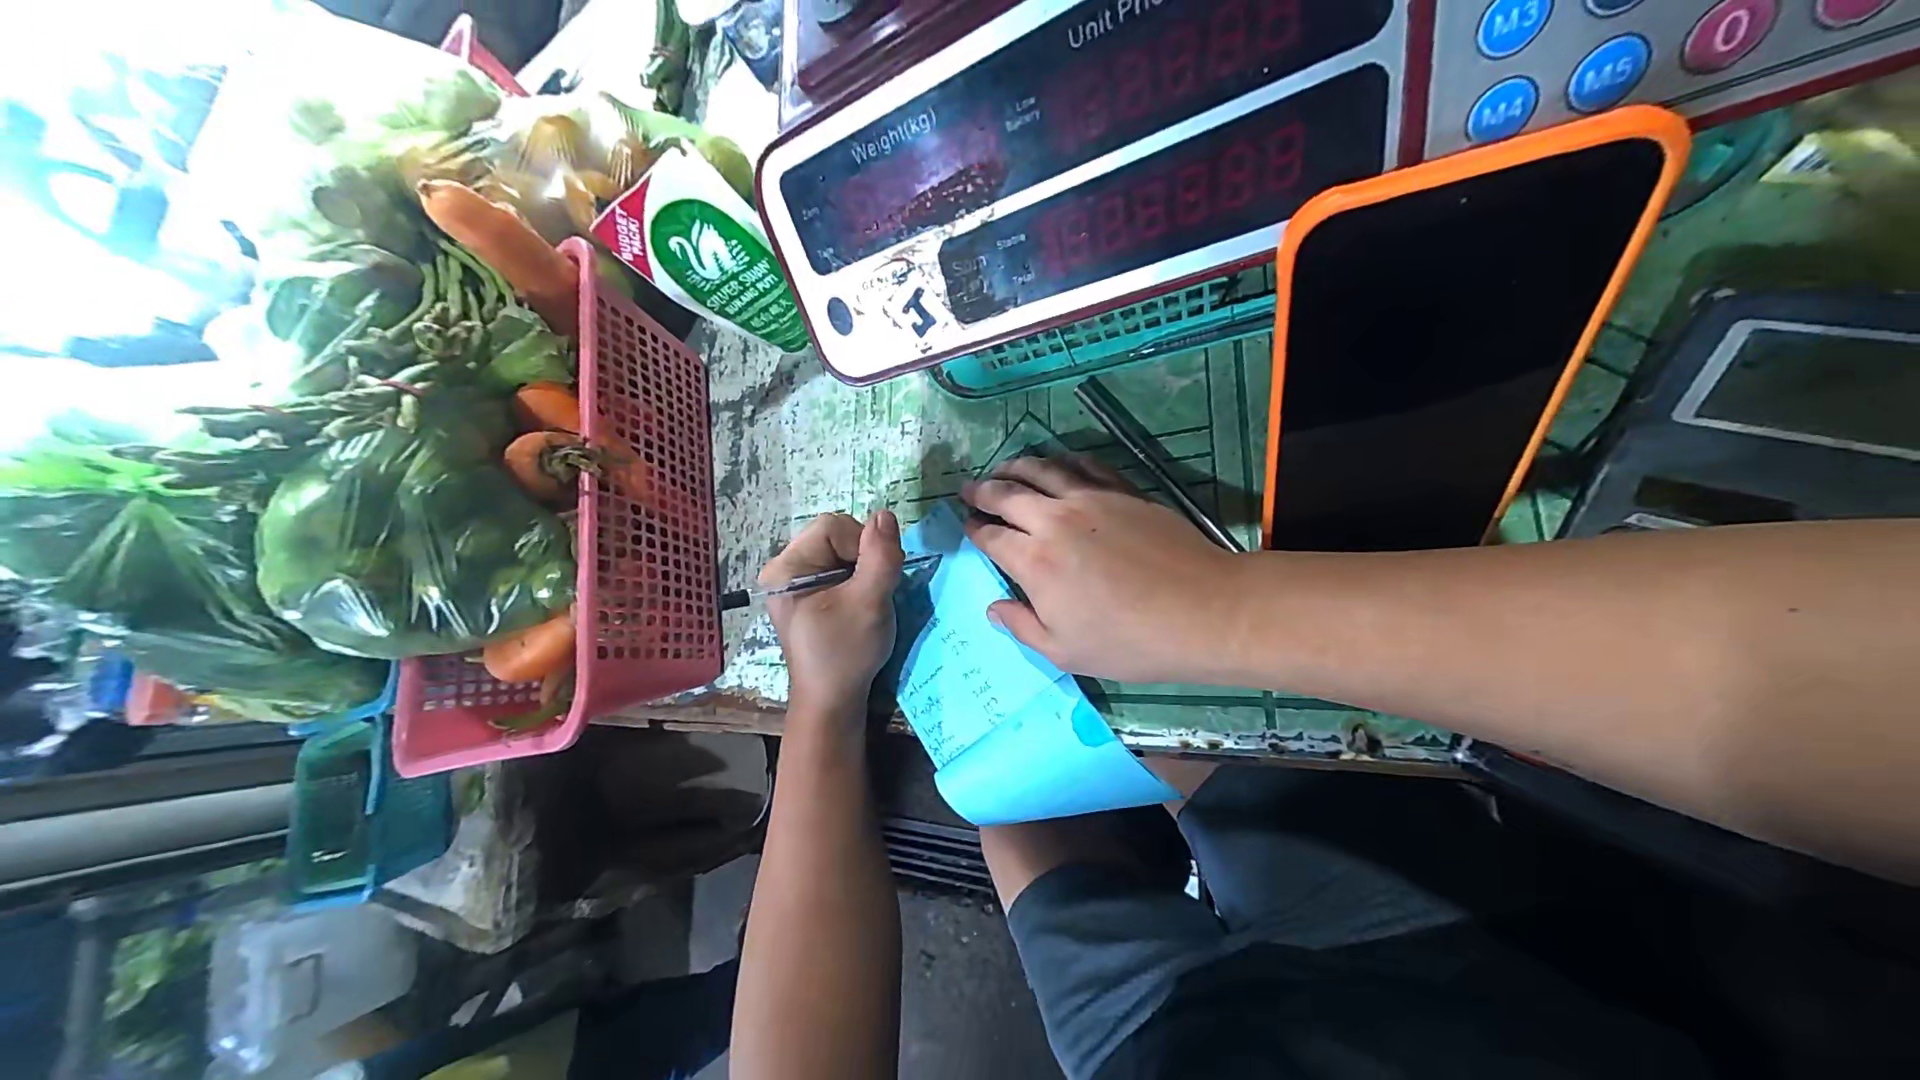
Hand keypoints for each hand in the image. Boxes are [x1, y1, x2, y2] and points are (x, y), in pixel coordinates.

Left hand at [761, 511, 904, 712]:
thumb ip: (880, 557)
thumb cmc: (845, 653)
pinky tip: (861, 602)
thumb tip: (886, 514)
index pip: (833, 526)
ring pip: (841, 550)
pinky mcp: (809, 594)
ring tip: (868, 598)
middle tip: (874, 590)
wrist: (832, 701)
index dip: (862, 544)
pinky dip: (857, 578)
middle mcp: (784, 568)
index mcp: (787, 567)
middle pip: (836, 534)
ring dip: (864, 568)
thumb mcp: (869, 603)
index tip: (873, 578)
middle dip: (864, 555)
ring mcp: (795, 581)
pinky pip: (839, 567)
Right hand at [960, 456, 1246, 683]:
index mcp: (1034, 561)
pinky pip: (1084, 464)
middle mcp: (1054, 519)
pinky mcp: (1122, 490)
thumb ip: (1021, 626)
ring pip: (1042, 469)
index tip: (967, 525)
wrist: (1201, 611)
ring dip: (1015, 466)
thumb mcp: (1064, 651)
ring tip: (1004, 468)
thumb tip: (993, 608)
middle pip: (1007, 493)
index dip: (973, 529)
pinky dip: (1061, 460)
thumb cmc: (1129, 641)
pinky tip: (1056, 463)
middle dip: (982, 490)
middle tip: (969, 489)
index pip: (991, 535)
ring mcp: (1091, 499)